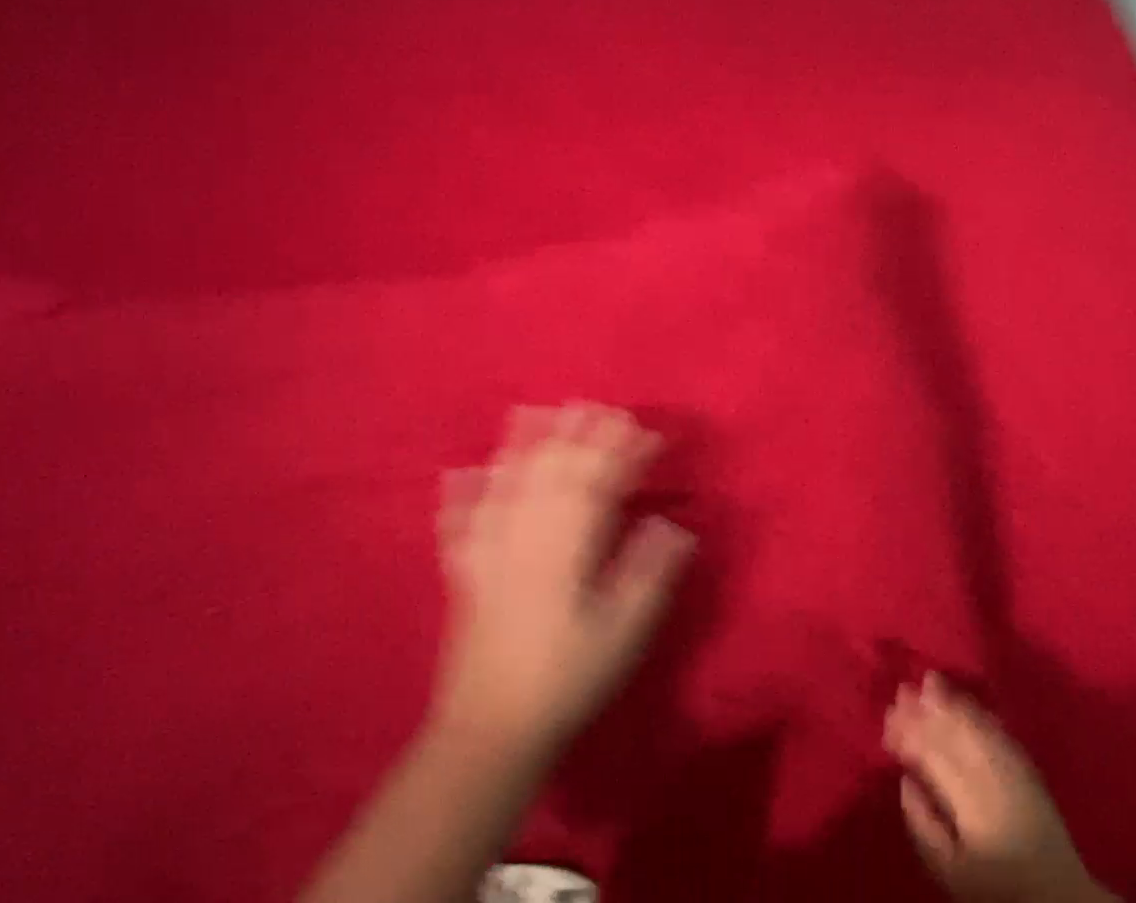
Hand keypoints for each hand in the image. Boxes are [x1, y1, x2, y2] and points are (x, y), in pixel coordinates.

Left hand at [434, 403, 694, 748]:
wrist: (490, 730)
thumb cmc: (568, 678)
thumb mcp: (625, 631)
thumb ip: (649, 574)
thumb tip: (675, 526)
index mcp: (567, 550)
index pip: (599, 486)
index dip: (624, 453)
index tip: (648, 430)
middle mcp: (524, 539)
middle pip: (552, 473)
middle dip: (578, 435)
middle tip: (600, 405)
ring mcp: (489, 553)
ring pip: (506, 485)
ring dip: (523, 445)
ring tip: (536, 410)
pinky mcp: (465, 574)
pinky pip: (460, 521)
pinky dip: (464, 492)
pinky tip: (461, 471)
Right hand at [884, 674, 1115, 902]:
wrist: (1054, 892)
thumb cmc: (995, 885)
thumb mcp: (949, 869)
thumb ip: (924, 824)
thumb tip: (905, 781)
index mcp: (970, 799)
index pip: (934, 754)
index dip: (911, 732)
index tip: (888, 716)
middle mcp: (993, 774)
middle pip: (956, 733)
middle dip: (928, 709)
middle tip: (903, 688)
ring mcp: (1014, 766)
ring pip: (978, 726)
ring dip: (953, 702)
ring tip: (931, 682)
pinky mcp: (1028, 767)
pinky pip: (1000, 731)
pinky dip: (980, 713)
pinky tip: (967, 703)